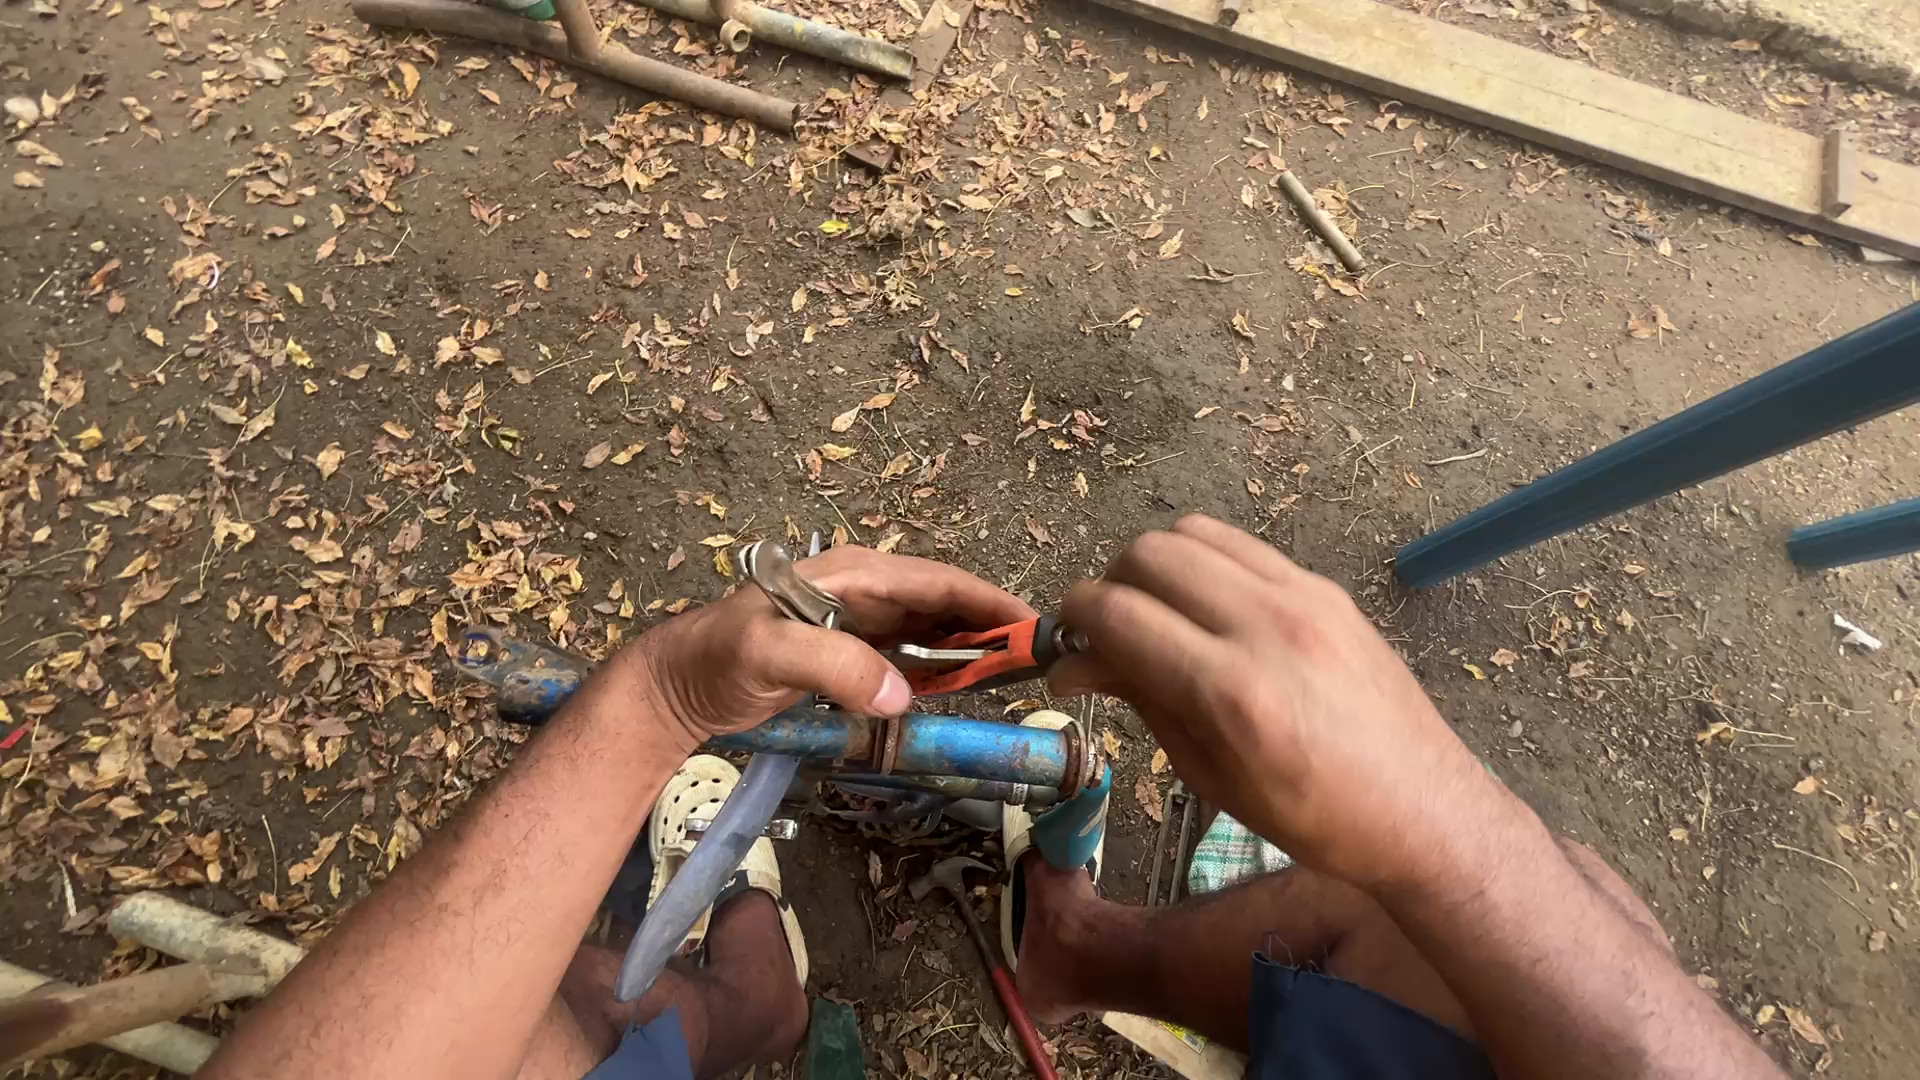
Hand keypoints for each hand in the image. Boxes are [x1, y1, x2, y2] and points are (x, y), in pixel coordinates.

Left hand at [600, 544, 1035, 749]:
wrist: (677, 686)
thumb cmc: (718, 657)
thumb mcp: (767, 653)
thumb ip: (834, 666)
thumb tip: (902, 695)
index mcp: (854, 575)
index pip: (935, 581)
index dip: (987, 600)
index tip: (1031, 624)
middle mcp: (863, 591)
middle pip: (940, 603)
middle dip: (987, 627)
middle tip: (1031, 660)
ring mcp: (858, 622)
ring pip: (929, 629)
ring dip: (966, 649)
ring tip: (1006, 675)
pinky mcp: (850, 651)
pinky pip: (907, 656)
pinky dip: (936, 669)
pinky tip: (956, 688)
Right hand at [1048, 515, 1499, 892]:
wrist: (1424, 810)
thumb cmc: (1307, 816)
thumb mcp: (1206, 772)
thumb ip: (1139, 698)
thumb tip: (1075, 662)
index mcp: (1230, 692)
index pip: (1116, 613)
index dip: (1071, 620)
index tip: (1065, 646)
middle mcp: (1265, 625)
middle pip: (1146, 554)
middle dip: (1106, 585)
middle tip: (1109, 631)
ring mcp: (1301, 595)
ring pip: (1187, 532)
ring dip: (1150, 566)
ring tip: (1155, 611)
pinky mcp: (1323, 584)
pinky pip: (1236, 543)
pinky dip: (1198, 561)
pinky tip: (1203, 603)